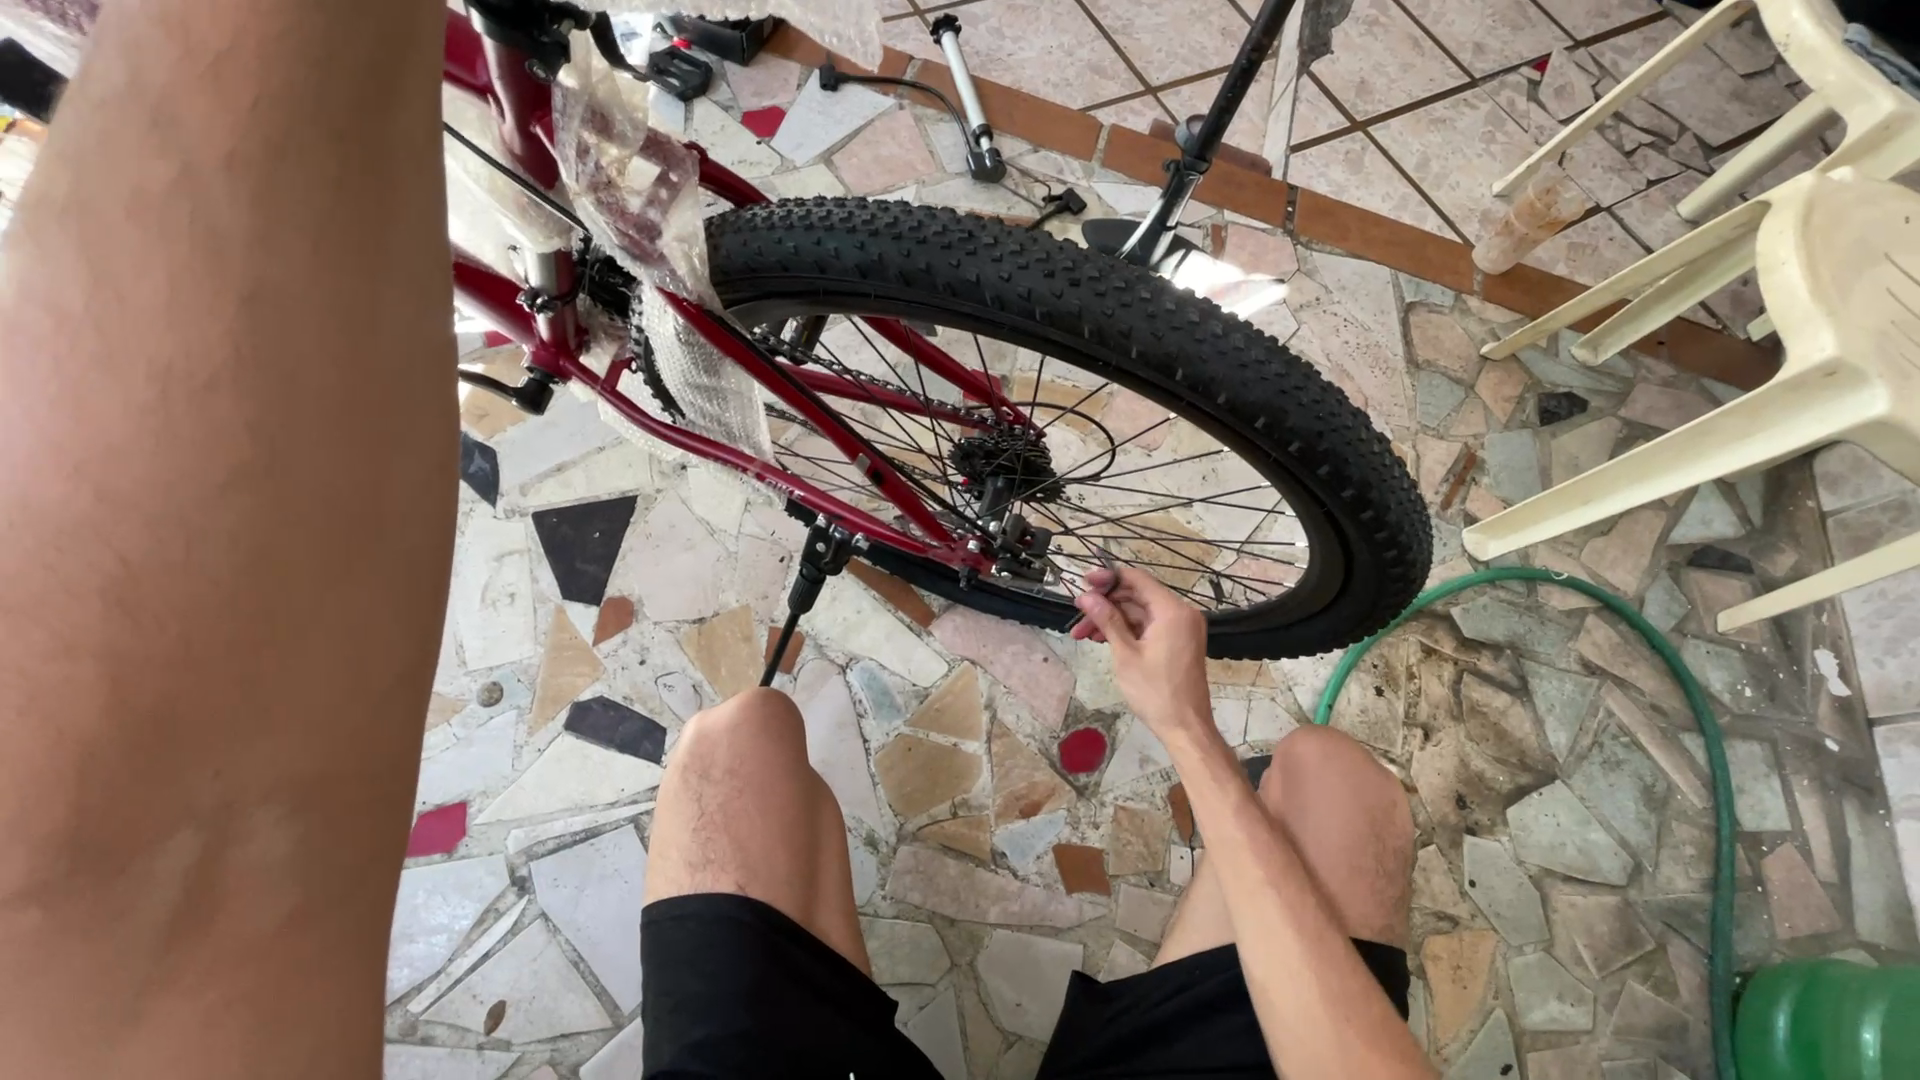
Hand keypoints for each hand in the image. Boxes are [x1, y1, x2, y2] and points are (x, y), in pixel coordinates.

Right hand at [1070, 566, 1213, 743]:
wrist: (1185, 727)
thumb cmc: (1155, 692)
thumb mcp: (1126, 654)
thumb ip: (1107, 620)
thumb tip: (1086, 596)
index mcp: (1172, 611)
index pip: (1137, 579)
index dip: (1108, 578)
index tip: (1083, 582)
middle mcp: (1181, 613)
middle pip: (1136, 595)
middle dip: (1105, 603)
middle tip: (1077, 614)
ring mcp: (1180, 628)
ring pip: (1139, 612)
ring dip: (1111, 619)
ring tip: (1082, 633)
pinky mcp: (1177, 641)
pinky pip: (1148, 626)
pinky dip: (1126, 630)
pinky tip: (1102, 639)